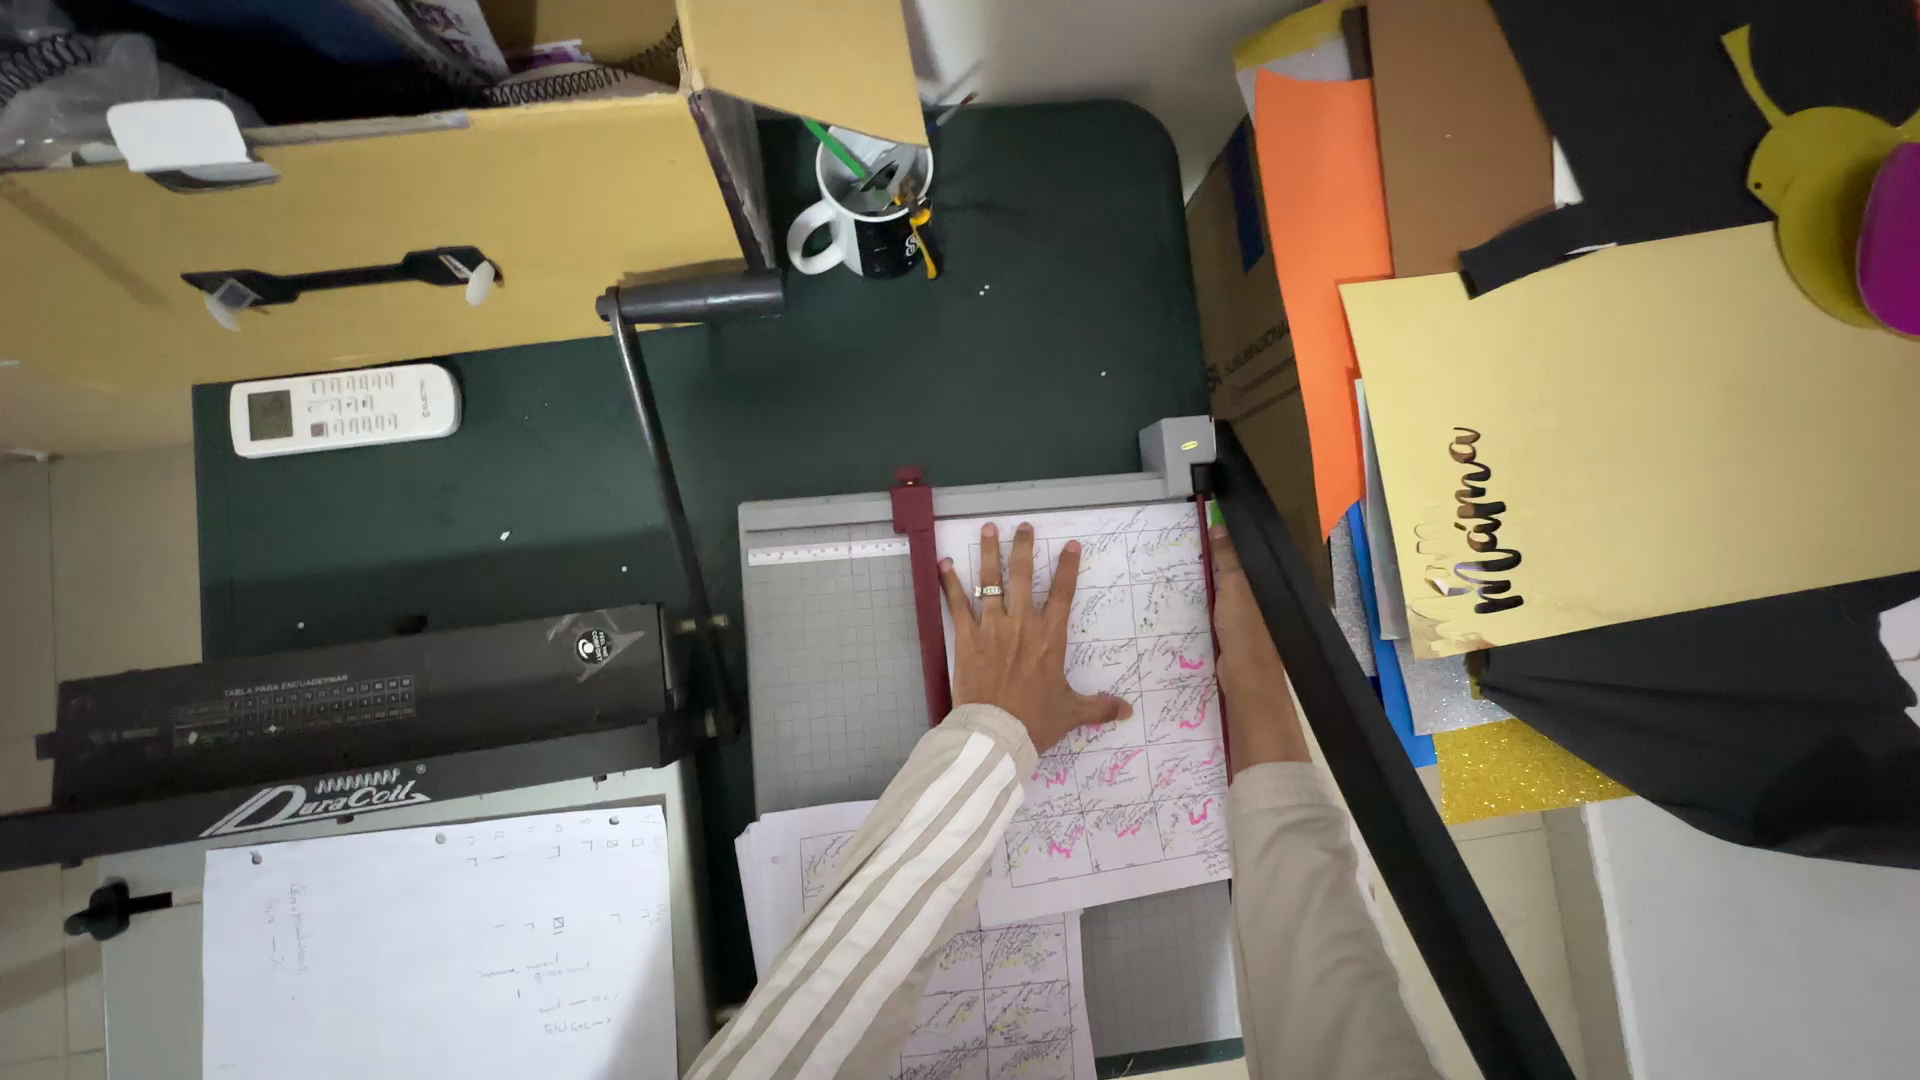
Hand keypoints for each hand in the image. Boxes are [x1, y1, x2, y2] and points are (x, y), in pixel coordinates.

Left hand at [940, 522, 1131, 752]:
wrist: (997, 732)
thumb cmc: (1036, 721)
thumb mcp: (1071, 712)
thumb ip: (1099, 707)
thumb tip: (1128, 712)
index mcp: (1050, 637)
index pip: (1063, 594)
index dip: (1068, 568)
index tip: (1070, 546)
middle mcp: (1022, 624)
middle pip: (1023, 576)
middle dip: (1024, 547)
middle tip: (1024, 527)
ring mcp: (992, 627)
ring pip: (990, 581)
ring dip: (988, 553)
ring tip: (988, 529)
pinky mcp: (966, 638)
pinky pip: (957, 604)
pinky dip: (949, 583)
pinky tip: (943, 564)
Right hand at [1210, 523, 1309, 767]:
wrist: (1247, 683)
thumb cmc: (1247, 634)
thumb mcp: (1235, 590)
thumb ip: (1228, 560)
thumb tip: (1220, 526)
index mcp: (1269, 585)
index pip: (1250, 551)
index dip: (1230, 536)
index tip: (1206, 521)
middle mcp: (1263, 596)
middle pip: (1238, 567)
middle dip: (1216, 555)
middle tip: (1189, 538)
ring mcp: (1250, 614)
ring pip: (1227, 586)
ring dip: (1209, 576)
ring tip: (1184, 560)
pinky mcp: (1235, 630)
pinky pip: (1219, 605)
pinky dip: (1206, 597)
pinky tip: (1190, 592)